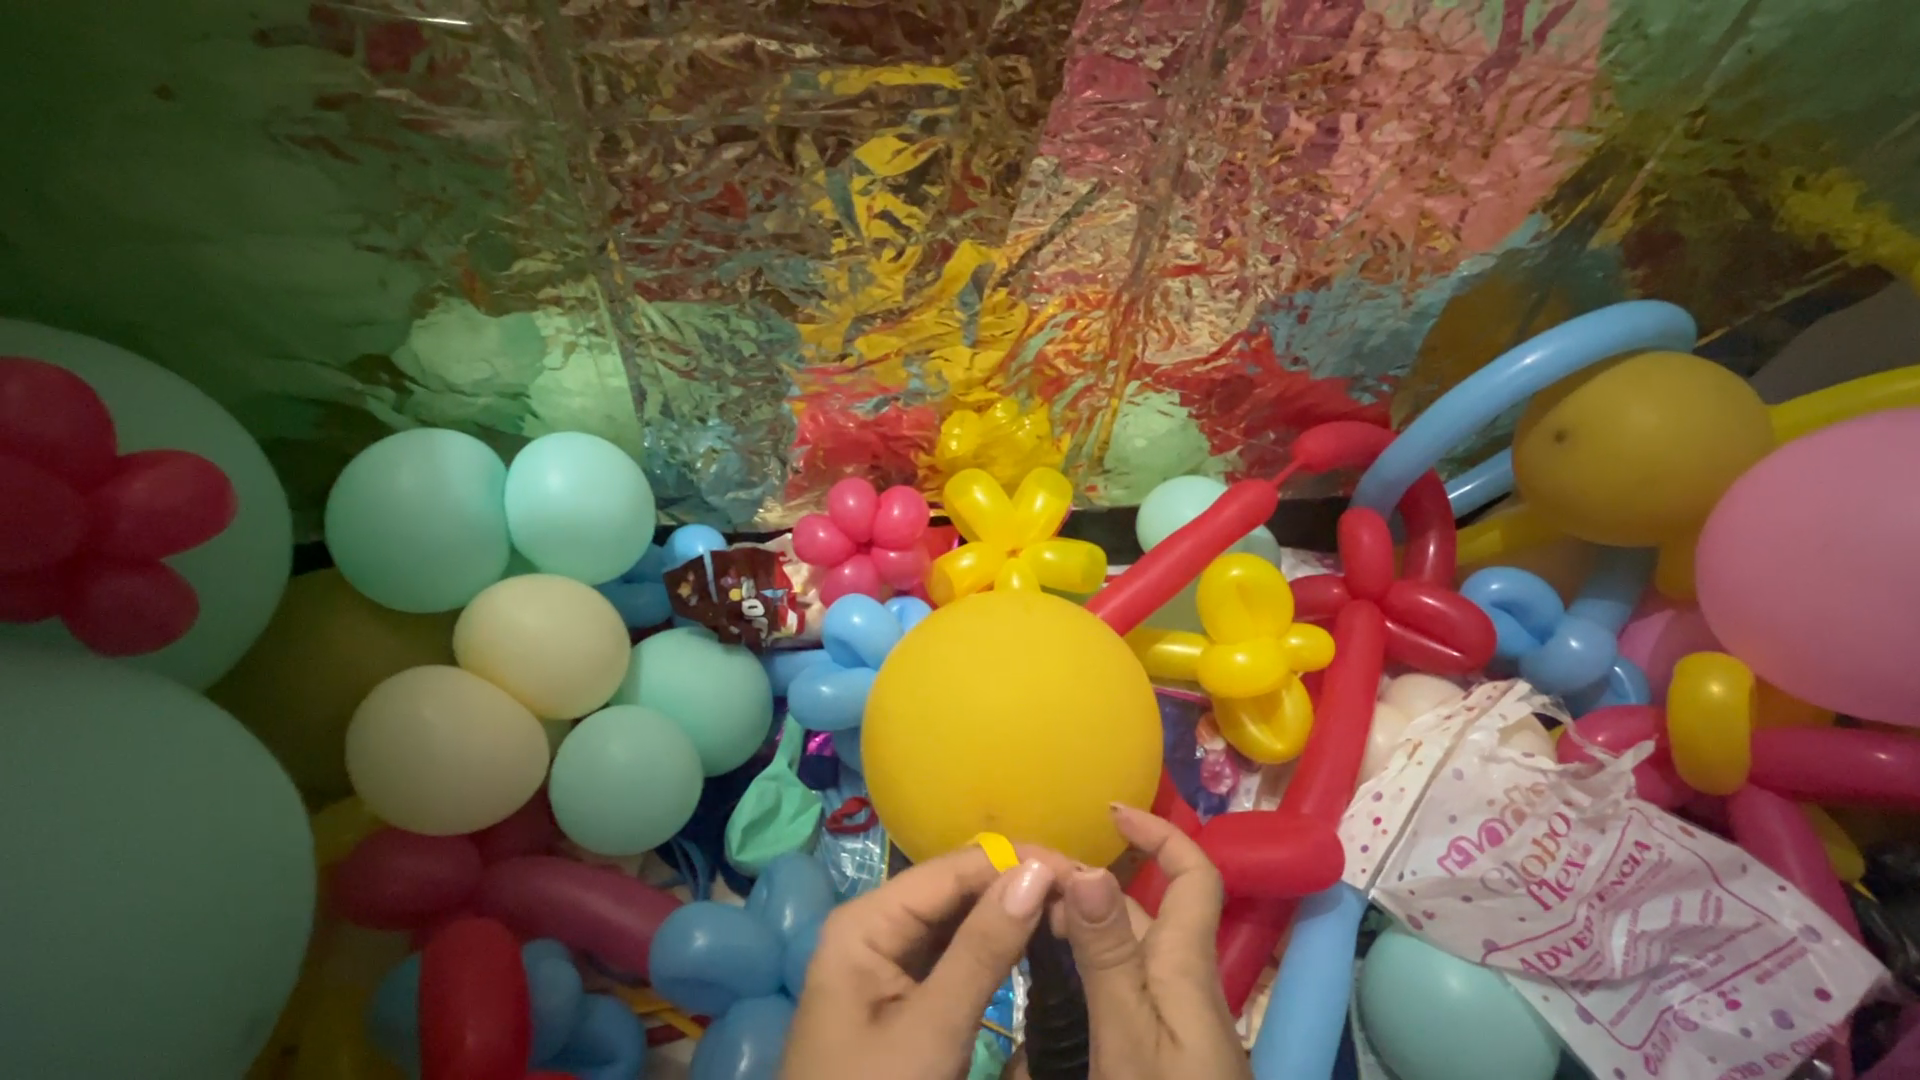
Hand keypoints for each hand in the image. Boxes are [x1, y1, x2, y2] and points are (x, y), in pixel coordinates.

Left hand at [783, 845, 1062, 1079]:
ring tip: (1071, 914)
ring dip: (1013, 913)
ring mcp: (890, 957)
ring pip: (961, 917)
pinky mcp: (905, 990)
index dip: (1019, 864)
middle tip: (1084, 899)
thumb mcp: (930, 1031)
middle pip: (957, 887)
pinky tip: (1036, 942)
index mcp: (868, 920)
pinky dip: (996, 946)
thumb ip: (982, 950)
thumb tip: (1037, 872)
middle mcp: (878, 924)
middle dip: (1018, 887)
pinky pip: (956, 951)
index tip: (1082, 876)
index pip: (954, 868)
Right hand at [1013, 804, 1251, 1079]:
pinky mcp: (1156, 1047)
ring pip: (1123, 951)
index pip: (1193, 874)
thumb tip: (1086, 866)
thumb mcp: (1129, 1037)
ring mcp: (1170, 1018)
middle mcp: (1181, 981)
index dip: (1159, 833)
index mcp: (1184, 965)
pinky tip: (1047, 975)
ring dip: (1078, 926)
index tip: (1109, 812)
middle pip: (1139, 911)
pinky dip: (1084, 966)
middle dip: (1085, 886)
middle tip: (1021, 883)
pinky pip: (1119, 986)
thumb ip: (1108, 956)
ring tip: (1021, 919)